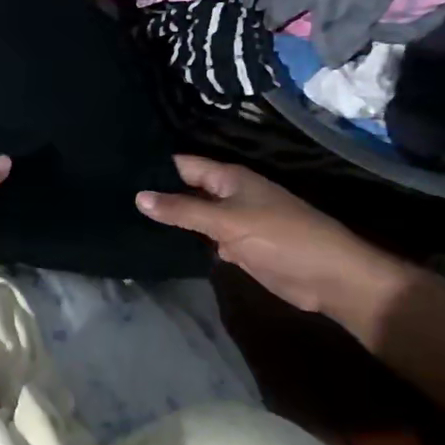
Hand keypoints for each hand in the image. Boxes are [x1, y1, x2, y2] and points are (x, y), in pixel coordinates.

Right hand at [137, 155, 412, 335]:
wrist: (333, 279)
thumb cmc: (283, 239)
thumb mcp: (228, 222)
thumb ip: (182, 210)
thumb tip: (137, 197)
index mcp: (228, 177)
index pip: (181, 165)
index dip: (153, 167)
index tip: (117, 170)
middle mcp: (228, 194)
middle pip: (184, 189)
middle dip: (156, 193)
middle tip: (111, 196)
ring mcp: (233, 221)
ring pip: (193, 214)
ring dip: (169, 217)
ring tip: (124, 217)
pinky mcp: (237, 246)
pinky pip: (203, 236)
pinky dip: (184, 239)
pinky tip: (155, 241)